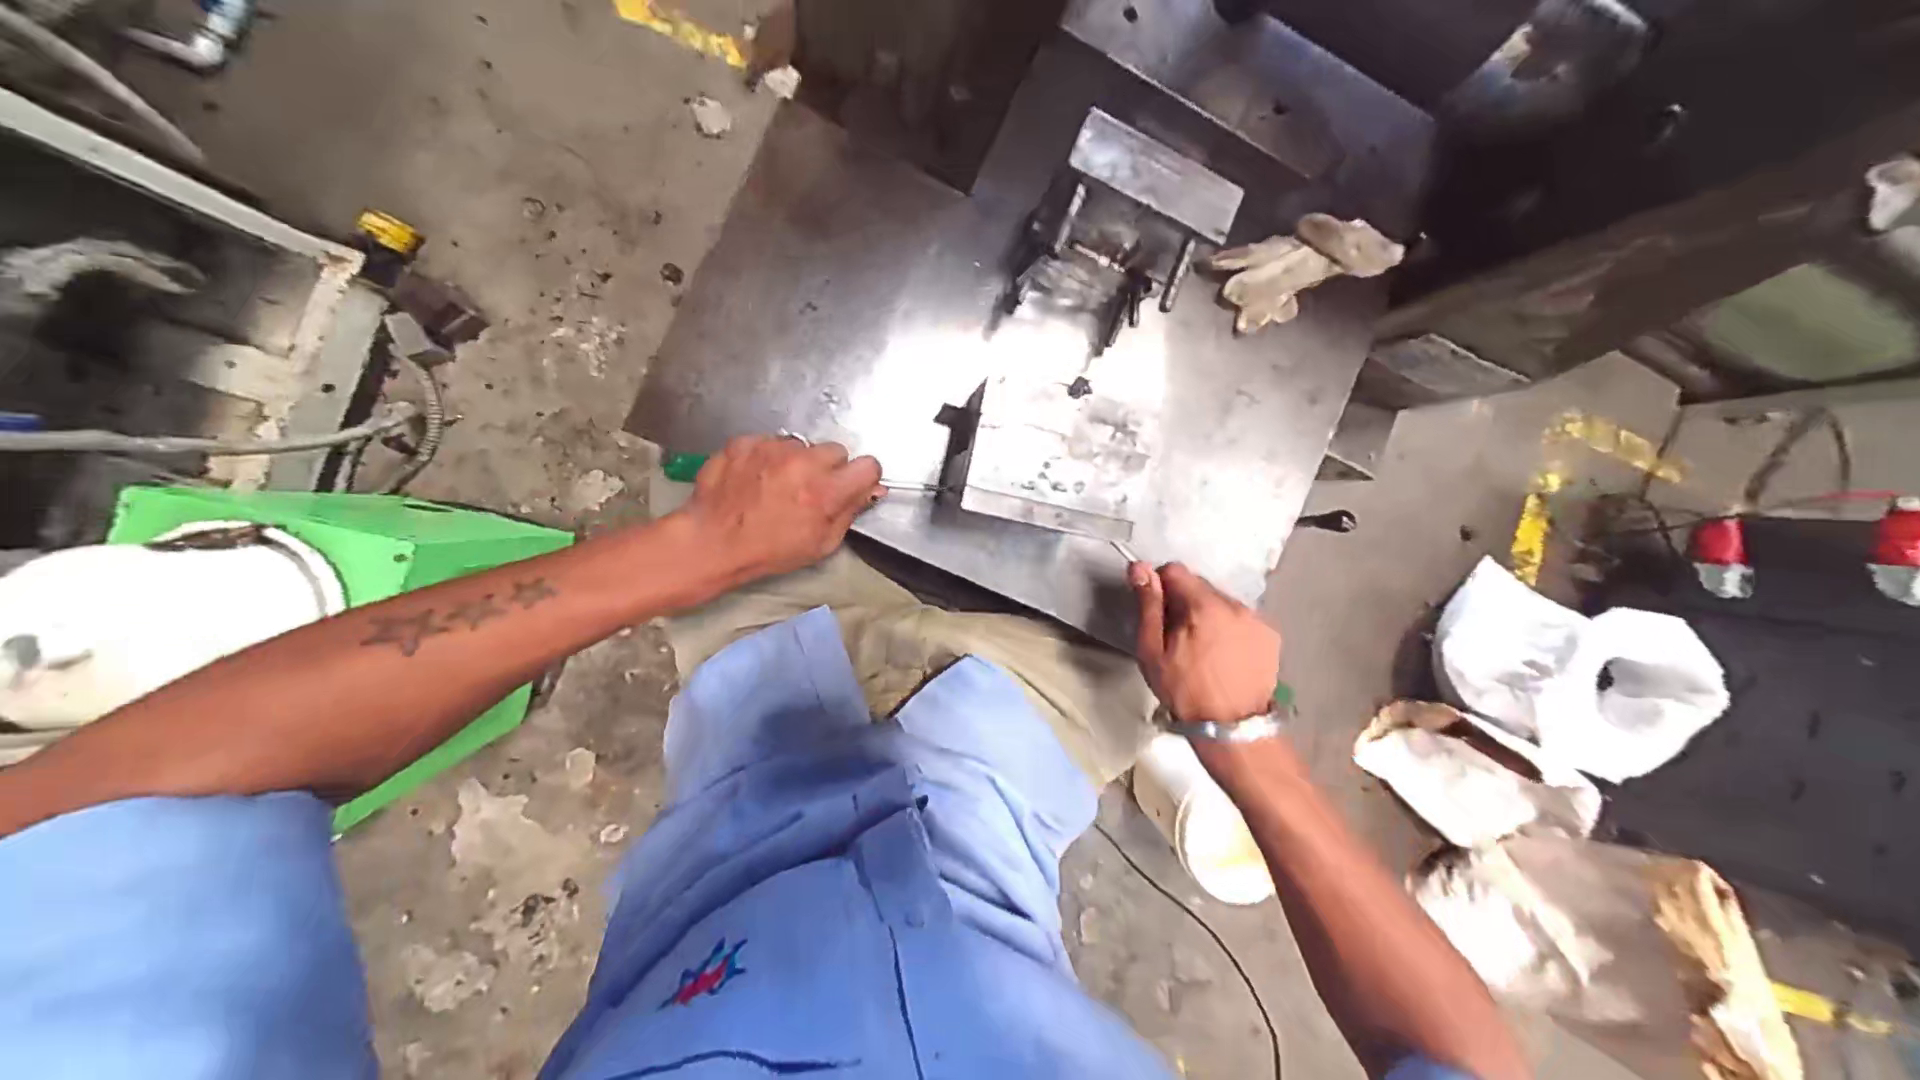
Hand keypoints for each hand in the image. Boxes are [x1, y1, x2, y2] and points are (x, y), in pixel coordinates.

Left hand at [677, 435, 882, 583]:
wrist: (713, 543)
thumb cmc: (767, 550)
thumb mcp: (822, 544)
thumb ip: (851, 511)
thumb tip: (871, 490)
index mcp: (826, 491)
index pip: (868, 465)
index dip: (862, 477)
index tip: (851, 485)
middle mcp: (802, 463)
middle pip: (836, 450)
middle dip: (828, 468)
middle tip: (809, 490)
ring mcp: (772, 449)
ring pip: (801, 445)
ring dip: (796, 461)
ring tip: (777, 486)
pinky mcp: (746, 442)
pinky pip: (770, 442)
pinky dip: (767, 457)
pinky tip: (756, 479)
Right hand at [1129, 561, 1280, 725]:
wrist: (1231, 728)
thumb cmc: (1184, 690)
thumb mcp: (1152, 650)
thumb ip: (1148, 605)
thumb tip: (1139, 567)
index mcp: (1203, 605)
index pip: (1176, 570)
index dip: (1160, 588)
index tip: (1158, 615)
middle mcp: (1235, 604)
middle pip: (1200, 586)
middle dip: (1185, 603)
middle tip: (1177, 637)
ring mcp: (1256, 619)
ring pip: (1221, 602)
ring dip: (1207, 615)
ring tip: (1201, 649)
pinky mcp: (1270, 635)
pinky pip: (1241, 619)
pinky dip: (1228, 628)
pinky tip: (1223, 655)